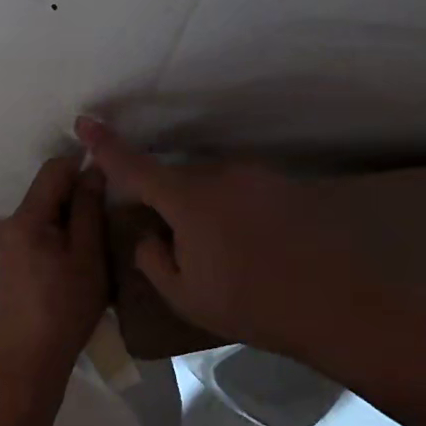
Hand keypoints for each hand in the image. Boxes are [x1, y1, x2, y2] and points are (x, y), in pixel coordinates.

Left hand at [0, 153, 109, 372]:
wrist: (32, 357)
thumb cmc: (66, 306)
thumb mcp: (87, 255)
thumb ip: (89, 209)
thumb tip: (93, 169)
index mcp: (25, 218)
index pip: (53, 170)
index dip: (82, 167)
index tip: (111, 180)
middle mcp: (8, 223)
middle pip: (47, 191)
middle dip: (78, 196)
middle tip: (110, 216)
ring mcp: (5, 243)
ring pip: (44, 212)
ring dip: (70, 217)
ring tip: (97, 240)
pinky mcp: (9, 259)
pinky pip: (37, 231)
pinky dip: (58, 234)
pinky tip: (77, 257)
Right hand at [76, 116, 398, 361]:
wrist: (340, 305)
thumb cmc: (253, 304)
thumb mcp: (185, 295)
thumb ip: (153, 259)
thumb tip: (149, 235)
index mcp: (189, 199)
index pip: (135, 166)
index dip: (105, 144)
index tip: (84, 121)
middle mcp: (221, 174)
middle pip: (178, 181)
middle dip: (171, 208)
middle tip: (189, 254)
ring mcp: (258, 175)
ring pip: (212, 186)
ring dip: (207, 212)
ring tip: (231, 257)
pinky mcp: (286, 184)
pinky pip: (243, 191)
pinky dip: (236, 213)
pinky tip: (257, 248)